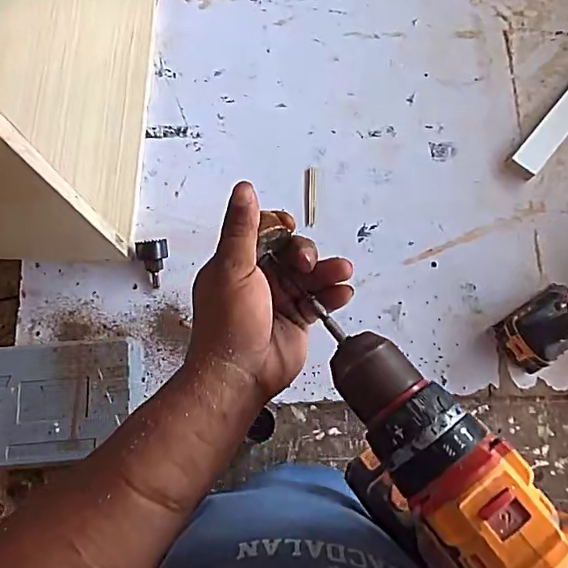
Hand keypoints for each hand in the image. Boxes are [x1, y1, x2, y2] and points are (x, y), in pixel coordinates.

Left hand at [187, 181, 353, 405]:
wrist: (240, 375)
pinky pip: (320, 299)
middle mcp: (258, 279)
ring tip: (340, 272)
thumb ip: (242, 228)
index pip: (263, 231)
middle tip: (306, 263)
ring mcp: (279, 299)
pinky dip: (333, 294)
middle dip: (306, 253)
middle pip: (293, 251)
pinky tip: (341, 292)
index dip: (279, 227)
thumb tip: (242, 192)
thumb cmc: (226, 329)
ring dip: (328, 271)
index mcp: (237, 263)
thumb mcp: (232, 268)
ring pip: (311, 275)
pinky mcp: (297, 319)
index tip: (289, 227)